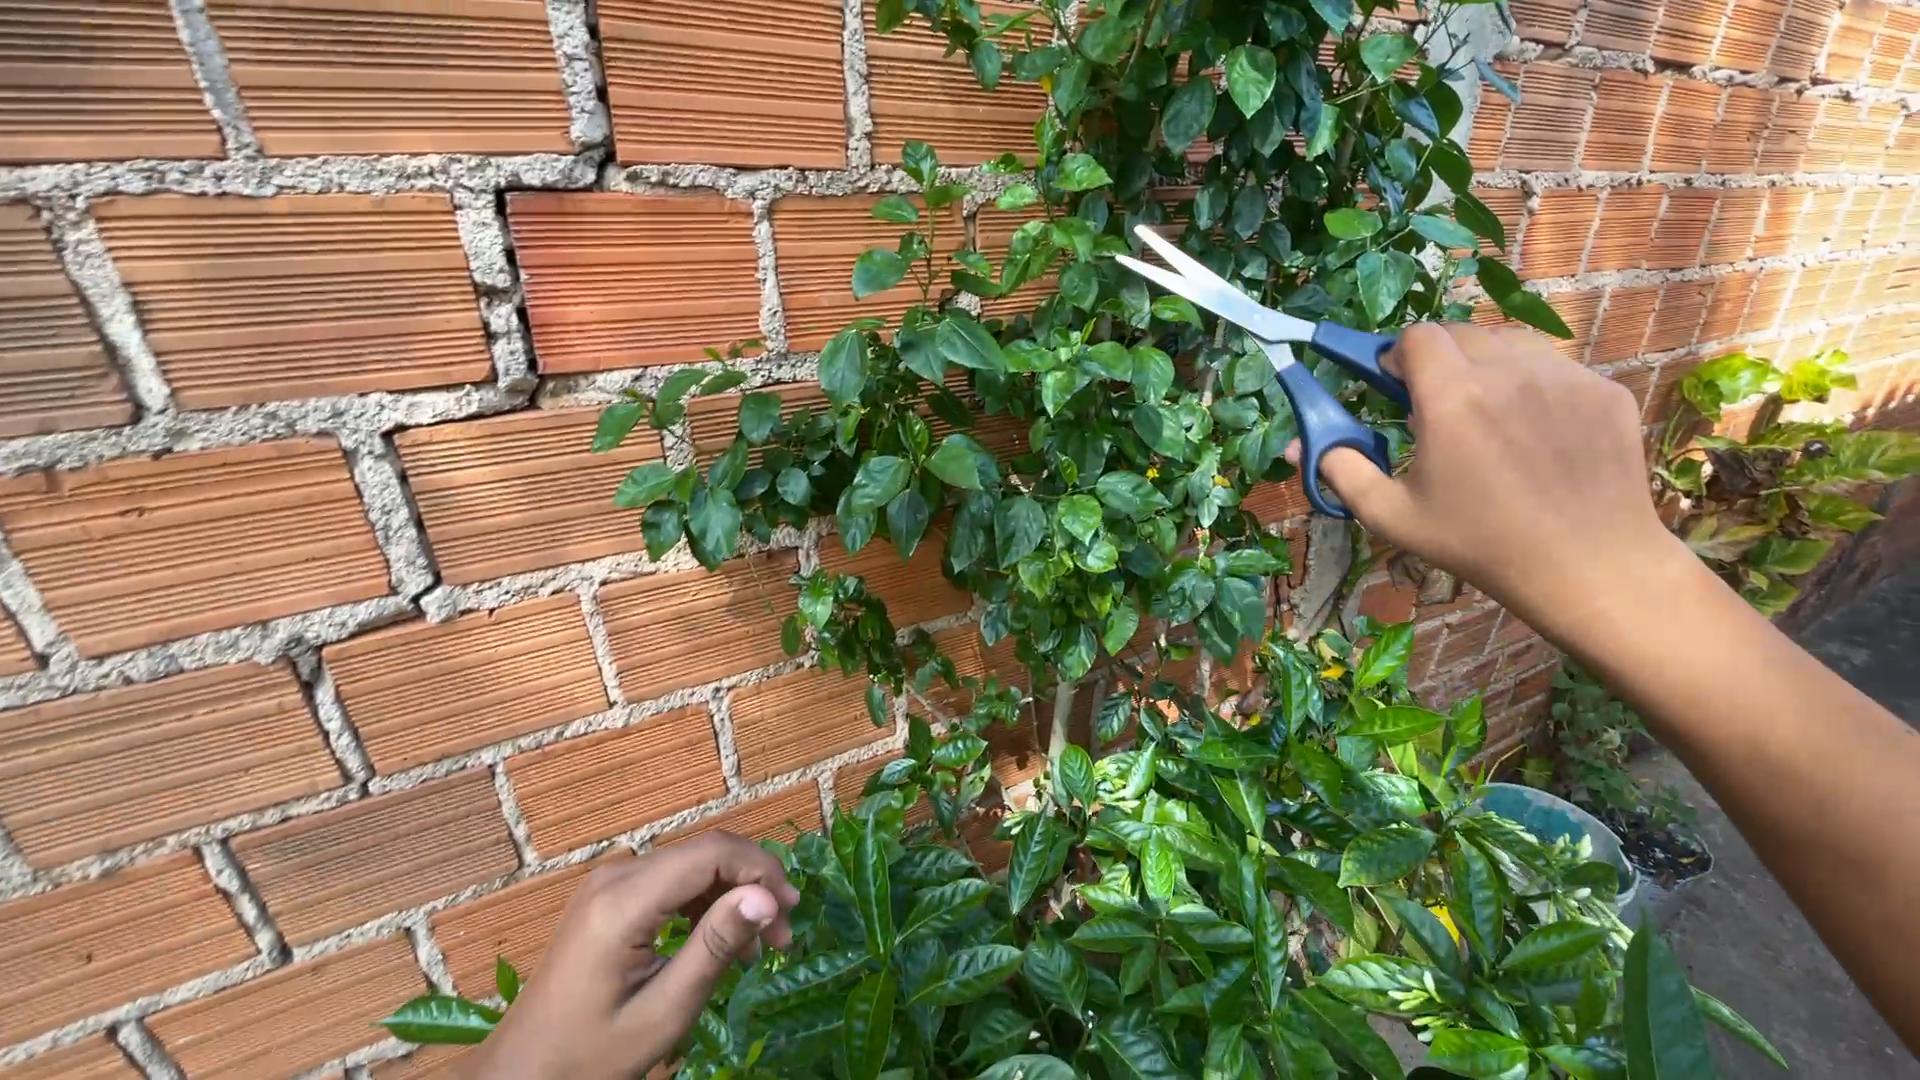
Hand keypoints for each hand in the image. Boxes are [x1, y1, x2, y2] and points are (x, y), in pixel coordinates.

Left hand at [467, 832, 801, 1079]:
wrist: (521, 1075)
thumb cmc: (590, 1057)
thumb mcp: (662, 1012)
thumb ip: (714, 947)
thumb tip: (766, 896)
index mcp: (622, 902)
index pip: (710, 853)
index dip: (760, 869)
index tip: (789, 912)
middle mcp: (616, 876)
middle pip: (704, 853)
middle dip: (752, 884)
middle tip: (781, 935)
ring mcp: (610, 882)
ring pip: (693, 864)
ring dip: (733, 893)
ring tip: (758, 945)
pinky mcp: (610, 895)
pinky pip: (672, 880)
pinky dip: (706, 901)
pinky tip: (721, 937)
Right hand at [1298, 322, 1686, 627]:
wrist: (1584, 564)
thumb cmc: (1475, 542)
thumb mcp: (1391, 515)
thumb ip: (1340, 470)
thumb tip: (1295, 444)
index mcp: (1452, 398)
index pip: (1418, 337)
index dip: (1399, 355)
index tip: (1397, 385)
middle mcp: (1510, 372)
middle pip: (1462, 333)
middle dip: (1440, 358)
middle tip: (1436, 404)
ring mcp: (1565, 378)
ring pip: (1511, 344)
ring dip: (1486, 365)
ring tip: (1485, 412)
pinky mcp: (1604, 390)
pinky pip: (1556, 368)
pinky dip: (1533, 386)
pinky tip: (1532, 433)